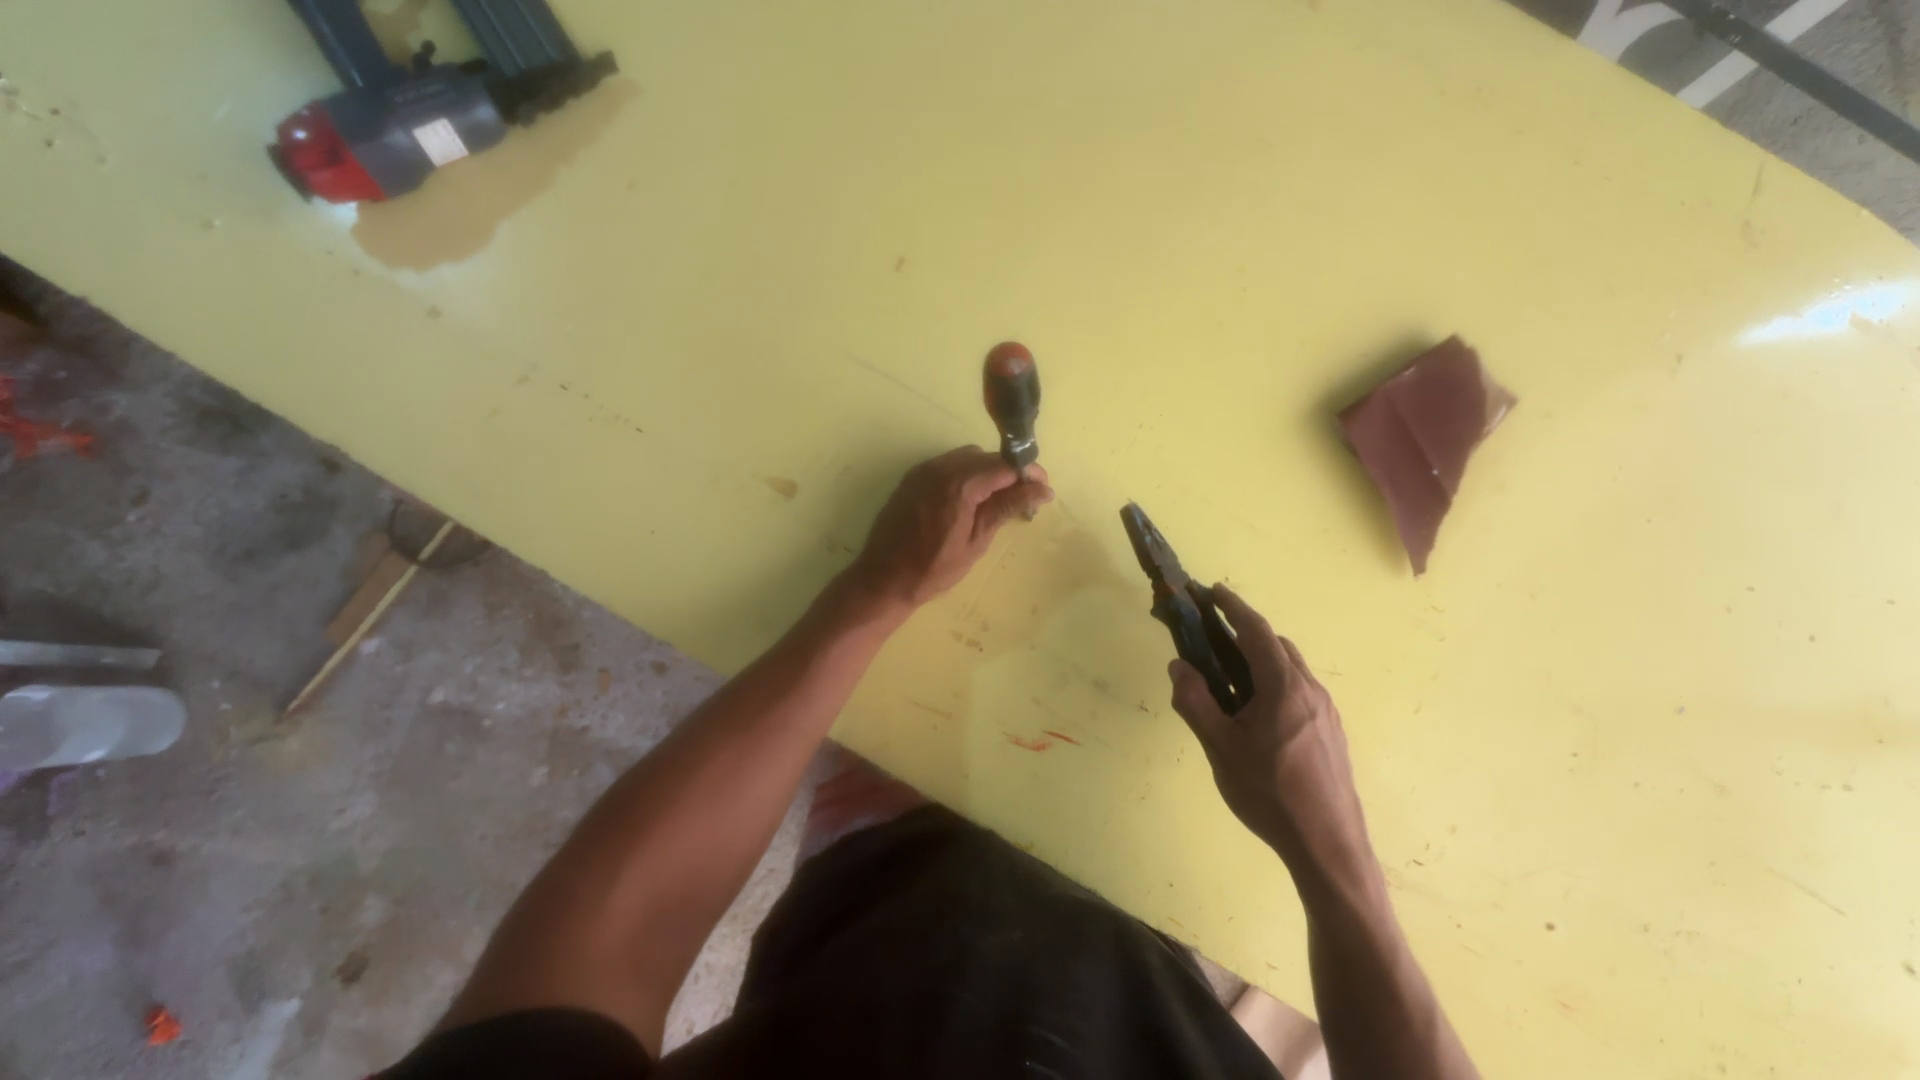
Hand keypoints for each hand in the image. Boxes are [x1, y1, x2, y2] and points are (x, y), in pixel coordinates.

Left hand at [845, 446, 1052, 613]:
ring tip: (1000, 499)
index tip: (1043, 489)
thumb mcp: (976, 541)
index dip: (1028, 474)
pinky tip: (972, 498)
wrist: (884, 579)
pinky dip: (965, 475)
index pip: (1004, 465)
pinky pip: (947, 465)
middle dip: (1009, 472)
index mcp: (959, 484)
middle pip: (986, 457)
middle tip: (1025, 496)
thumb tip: (1042, 490)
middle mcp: (940, 468)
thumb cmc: (933, 568)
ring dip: (987, 472)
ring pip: (966, 458)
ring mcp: (922, 471)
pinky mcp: (912, 478)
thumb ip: (1007, 508)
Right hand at [1168, 586, 1377, 895]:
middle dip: (1244, 633)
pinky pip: (1300, 692)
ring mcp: (1326, 712)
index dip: (1232, 607)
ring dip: (1261, 661)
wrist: (1327, 844)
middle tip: (1212, 639)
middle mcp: (1310, 689)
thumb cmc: (1269, 793)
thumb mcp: (1220, 748)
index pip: (1256, 631)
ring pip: (1290, 670)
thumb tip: (1179, 666)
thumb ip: (1196, 702)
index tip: (1211, 591)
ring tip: (1230, 680)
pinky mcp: (1332, 733)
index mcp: (1283, 686)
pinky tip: (1257, 717)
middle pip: (1276, 646)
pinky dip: (1275, 684)